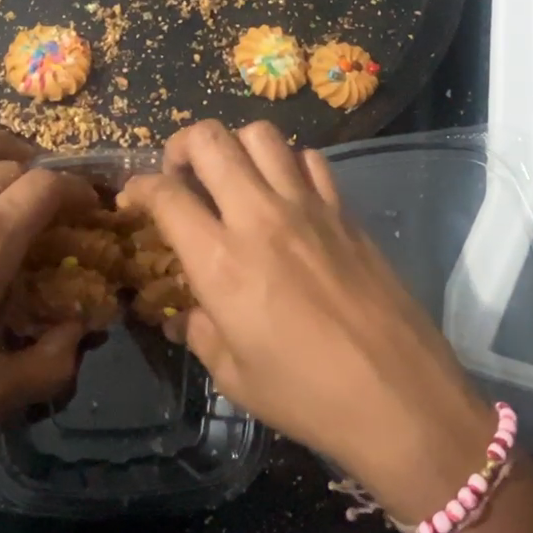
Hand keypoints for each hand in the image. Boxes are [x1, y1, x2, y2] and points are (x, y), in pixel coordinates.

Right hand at [123, 122, 532, 531]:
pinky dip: (287, 163)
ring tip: (233, 176)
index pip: (165, 193)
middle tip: (180, 174)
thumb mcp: (234, 375)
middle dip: (181, 145)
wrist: (399, 398)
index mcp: (221, 260)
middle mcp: (259, 217)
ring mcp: (307, 206)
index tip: (133, 198)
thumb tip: (188, 310)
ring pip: (261, 134)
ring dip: (235, 146)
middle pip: (209, 139)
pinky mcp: (344, 210)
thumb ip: (200, 330)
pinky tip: (286, 193)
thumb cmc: (307, 396)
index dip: (138, 186)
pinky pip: (309, 160)